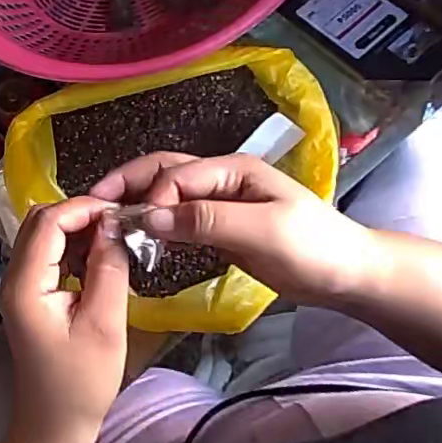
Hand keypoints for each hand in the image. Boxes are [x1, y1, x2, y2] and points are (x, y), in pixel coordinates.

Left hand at [0, 196, 129, 442]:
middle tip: (119, 225)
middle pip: (40, 221)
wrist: (53, 426)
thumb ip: (109, 268)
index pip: (48, 222)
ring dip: (78, 229)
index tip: (121, 214)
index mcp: (26, 285)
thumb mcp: (104, 324)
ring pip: (44, 234)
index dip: (84, 209)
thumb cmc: (80, 383)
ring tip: (114, 240)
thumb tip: (114, 225)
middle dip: (80, 214)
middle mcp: (14, 278)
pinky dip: (74, 246)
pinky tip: (99, 259)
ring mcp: (19, 285)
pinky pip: (49, 253)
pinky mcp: (30, 294)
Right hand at [90, 153, 381, 305]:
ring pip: (169, 195)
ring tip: (109, 221)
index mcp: (232, 169)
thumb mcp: (264, 231)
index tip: (136, 228)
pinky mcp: (221, 227)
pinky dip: (158, 225)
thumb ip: (207, 220)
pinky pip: (181, 219)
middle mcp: (221, 179)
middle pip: (165, 172)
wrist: (347, 273)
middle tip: (94, 204)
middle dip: (129, 184)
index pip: (177, 175)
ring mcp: (220, 202)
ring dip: (140, 203)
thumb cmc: (312, 246)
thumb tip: (151, 217)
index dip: (152, 197)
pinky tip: (140, 237)